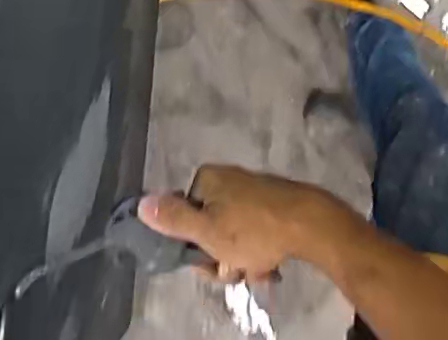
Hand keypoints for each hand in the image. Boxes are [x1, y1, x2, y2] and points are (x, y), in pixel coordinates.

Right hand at [139, 164, 355, 281]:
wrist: (308, 223)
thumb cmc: (252, 229)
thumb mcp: (207, 232)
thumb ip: (173, 220)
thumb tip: (139, 204)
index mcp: (205, 178)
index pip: (187, 215)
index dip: (196, 245)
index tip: (212, 264)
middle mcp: (224, 177)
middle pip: (210, 224)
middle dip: (222, 253)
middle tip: (237, 270)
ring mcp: (249, 188)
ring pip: (234, 231)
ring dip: (242, 256)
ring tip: (259, 270)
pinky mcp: (271, 200)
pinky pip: (254, 228)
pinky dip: (259, 248)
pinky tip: (270, 264)